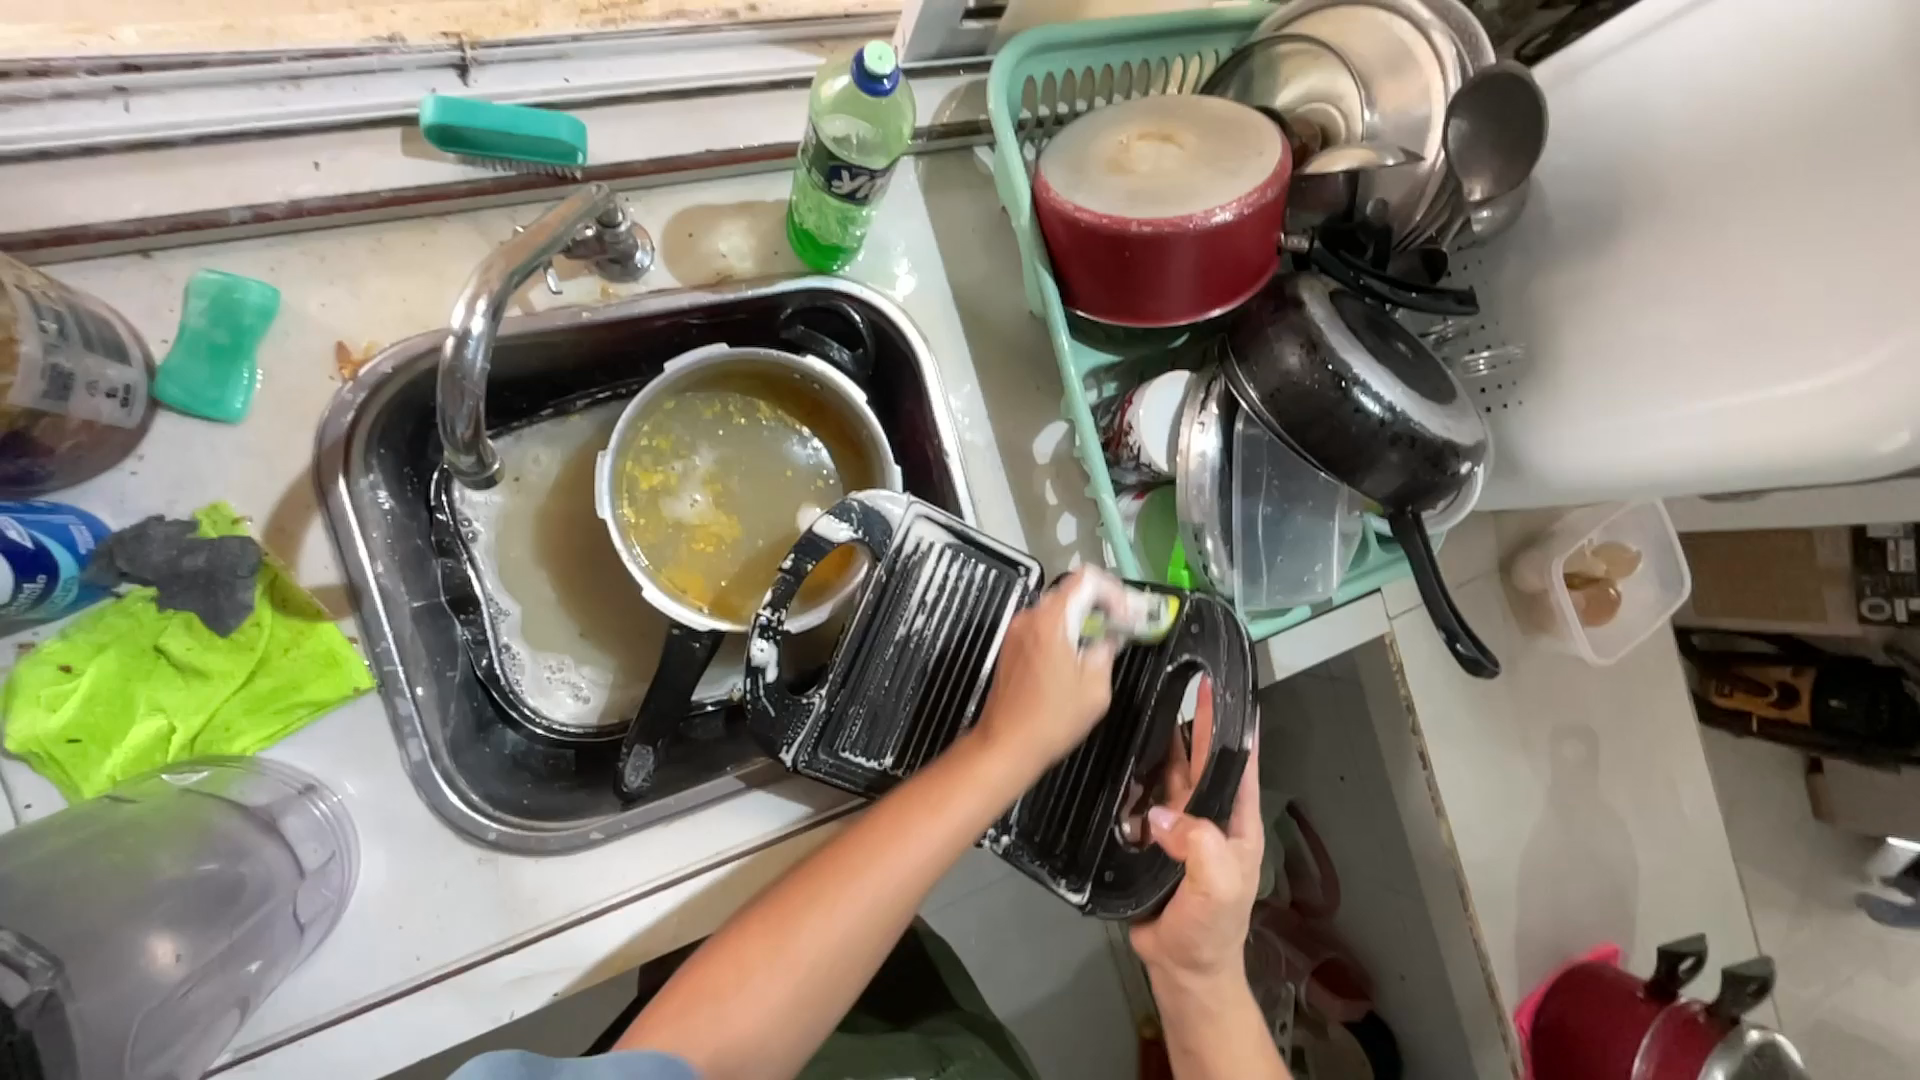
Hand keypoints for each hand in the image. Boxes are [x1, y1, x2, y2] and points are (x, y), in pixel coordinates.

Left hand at [971, 568, 1121, 769]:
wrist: (1005, 744)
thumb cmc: (1053, 719)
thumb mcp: (1095, 688)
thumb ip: (1106, 651)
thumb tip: (1109, 637)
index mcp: (1051, 620)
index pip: (1087, 579)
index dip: (1115, 592)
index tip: (1128, 616)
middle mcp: (1029, 616)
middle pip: (1071, 591)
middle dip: (1101, 604)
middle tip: (1124, 624)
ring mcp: (1016, 630)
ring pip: (1057, 608)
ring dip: (1082, 618)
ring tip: (1104, 640)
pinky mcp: (1011, 646)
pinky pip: (1043, 625)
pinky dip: (1064, 630)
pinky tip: (1078, 653)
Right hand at [1130, 682, 1263, 999]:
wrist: (1179, 966)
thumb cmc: (1211, 928)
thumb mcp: (1219, 887)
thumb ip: (1200, 847)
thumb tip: (1160, 816)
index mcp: (1235, 817)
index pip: (1238, 759)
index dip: (1233, 722)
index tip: (1219, 684)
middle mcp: (1207, 811)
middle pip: (1199, 755)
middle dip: (1191, 718)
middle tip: (1172, 678)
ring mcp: (1177, 822)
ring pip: (1166, 770)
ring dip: (1155, 742)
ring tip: (1137, 705)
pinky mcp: (1148, 833)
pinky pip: (1138, 794)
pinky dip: (1129, 774)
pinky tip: (1113, 751)